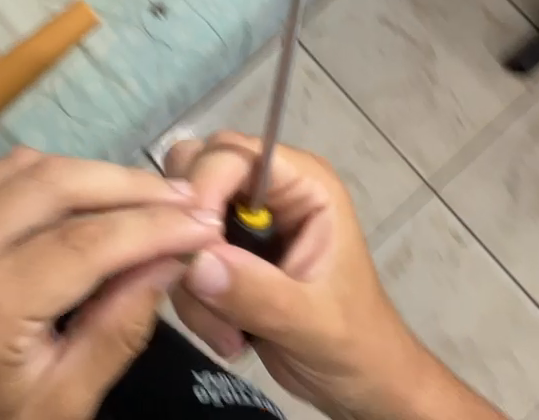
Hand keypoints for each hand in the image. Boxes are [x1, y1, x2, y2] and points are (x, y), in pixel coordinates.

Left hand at [0, 146, 222, 419]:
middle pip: (54, 185)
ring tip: (146, 195)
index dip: (151, 226)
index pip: (83, 243)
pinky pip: (0, 174)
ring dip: (92, 173)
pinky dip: (51, 176)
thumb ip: (120, 327)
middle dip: (127, 184)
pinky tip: (89, 193)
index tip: (204, 220)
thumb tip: (171, 256)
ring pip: (28, 167)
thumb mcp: (63, 402)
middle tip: (183, 197)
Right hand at [164, 132, 499, 419]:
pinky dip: (187, 292)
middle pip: (192, 170)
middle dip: (187, 231)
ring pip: (177, 212)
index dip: (204, 188)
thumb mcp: (314, 323)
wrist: (361, 385)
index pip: (231, 153)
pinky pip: (177, 250)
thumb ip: (258, 292)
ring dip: (188, 274)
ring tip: (226, 329)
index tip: (193, 243)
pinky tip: (223, 331)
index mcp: (301, 182)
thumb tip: (195, 263)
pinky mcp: (220, 244)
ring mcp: (238, 214)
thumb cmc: (357, 346)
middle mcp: (263, 185)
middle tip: (198, 283)